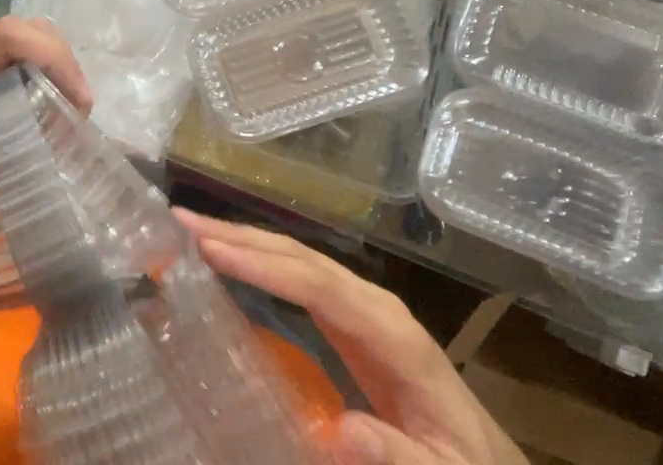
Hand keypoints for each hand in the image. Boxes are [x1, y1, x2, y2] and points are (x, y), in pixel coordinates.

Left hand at [0, 17, 91, 264]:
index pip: (5, 38)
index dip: (50, 54)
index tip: (78, 102)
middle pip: (24, 32)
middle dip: (62, 62)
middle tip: (80, 112)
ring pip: (32, 44)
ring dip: (62, 72)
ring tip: (74, 119)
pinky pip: (34, 68)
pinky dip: (57, 85)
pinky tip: (64, 124)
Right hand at [175, 211, 527, 464]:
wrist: (482, 460)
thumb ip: (398, 457)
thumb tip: (340, 430)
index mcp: (394, 336)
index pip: (320, 287)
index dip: (264, 267)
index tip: (210, 252)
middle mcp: (374, 305)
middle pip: (302, 258)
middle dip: (241, 236)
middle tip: (180, 222)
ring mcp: (361, 306)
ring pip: (297, 259)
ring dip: (244, 239)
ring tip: (190, 228)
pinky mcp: (349, 317)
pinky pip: (298, 277)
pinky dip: (258, 259)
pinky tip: (226, 257)